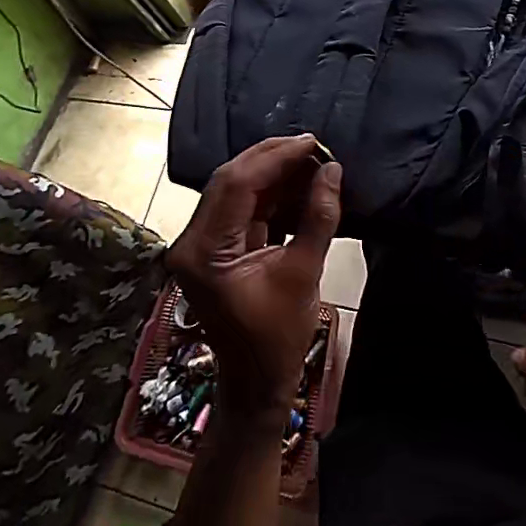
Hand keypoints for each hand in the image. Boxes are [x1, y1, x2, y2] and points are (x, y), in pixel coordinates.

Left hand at [166, 136, 342, 418]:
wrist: (256, 381)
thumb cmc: (277, 339)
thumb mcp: (303, 275)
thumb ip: (318, 219)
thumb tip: (332, 171)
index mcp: (203, 251)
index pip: (235, 185)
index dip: (275, 158)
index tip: (310, 143)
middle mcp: (192, 241)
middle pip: (230, 181)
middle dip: (272, 159)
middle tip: (312, 146)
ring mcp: (201, 244)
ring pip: (236, 192)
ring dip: (273, 175)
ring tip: (312, 161)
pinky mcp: (215, 248)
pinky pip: (242, 210)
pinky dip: (270, 196)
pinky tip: (298, 184)